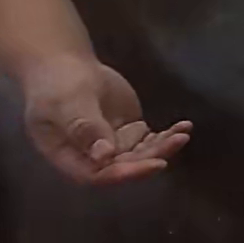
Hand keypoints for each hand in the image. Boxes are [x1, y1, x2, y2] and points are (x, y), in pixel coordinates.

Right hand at [21, 56, 191, 185]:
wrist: (66, 67)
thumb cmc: (58, 86)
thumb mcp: (66, 105)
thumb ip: (85, 129)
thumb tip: (104, 156)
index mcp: (69, 157)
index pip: (98, 175)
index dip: (126, 174)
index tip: (156, 164)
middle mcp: (93, 157)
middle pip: (126, 166)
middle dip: (153, 156)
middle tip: (177, 141)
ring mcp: (114, 145)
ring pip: (143, 155)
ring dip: (165, 146)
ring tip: (183, 133)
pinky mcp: (130, 132)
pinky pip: (152, 140)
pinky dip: (168, 135)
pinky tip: (185, 126)